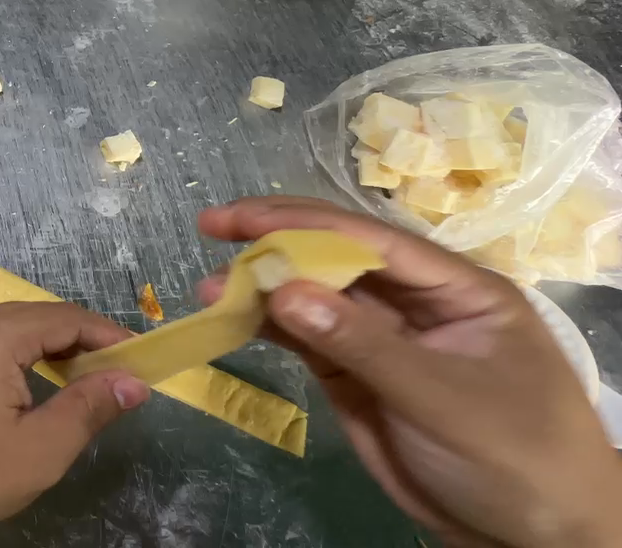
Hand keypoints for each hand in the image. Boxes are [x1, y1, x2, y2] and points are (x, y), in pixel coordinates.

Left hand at [0, 303, 147, 547]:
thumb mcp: (42, 447)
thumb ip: (90, 407)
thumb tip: (133, 381)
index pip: (61, 318)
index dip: (106, 334)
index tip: (146, 358)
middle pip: (34, 316)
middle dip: (81, 339)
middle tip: (124, 372)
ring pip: (10, 324)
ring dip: (51, 344)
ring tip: (91, 378)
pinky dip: (20, 350)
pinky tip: (40, 378)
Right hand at [199, 197, 621, 547]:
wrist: (526, 544)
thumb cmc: (517, 463)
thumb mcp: (445, 402)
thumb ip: (362, 344)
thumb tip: (281, 289)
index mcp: (455, 290)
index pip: (369, 239)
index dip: (301, 223)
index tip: (238, 219)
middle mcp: (409, 298)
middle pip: (329, 250)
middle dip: (269, 238)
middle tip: (211, 227)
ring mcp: (372, 329)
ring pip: (302, 286)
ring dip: (254, 283)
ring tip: (210, 293)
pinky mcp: (342, 360)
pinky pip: (291, 326)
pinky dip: (255, 319)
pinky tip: (224, 317)